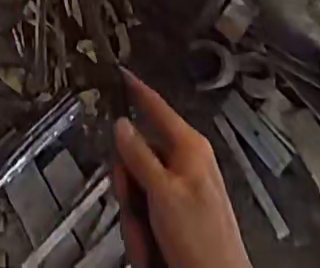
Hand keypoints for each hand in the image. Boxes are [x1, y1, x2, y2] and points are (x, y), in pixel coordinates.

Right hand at [113, 69, 251, 267]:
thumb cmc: (199, 237)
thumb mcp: (162, 194)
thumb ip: (139, 156)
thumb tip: (121, 123)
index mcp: (188, 145)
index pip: (156, 107)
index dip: (136, 89)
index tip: (120, 71)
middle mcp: (185, 160)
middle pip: (139, 154)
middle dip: (128, 186)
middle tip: (133, 209)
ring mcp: (181, 186)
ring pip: (138, 185)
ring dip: (135, 216)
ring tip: (148, 240)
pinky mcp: (178, 210)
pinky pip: (147, 207)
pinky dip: (143, 229)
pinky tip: (151, 248)